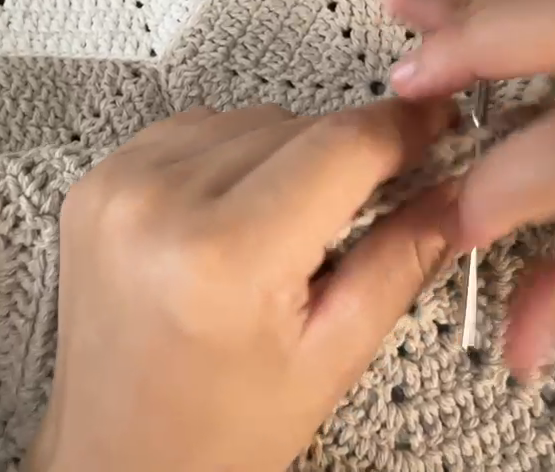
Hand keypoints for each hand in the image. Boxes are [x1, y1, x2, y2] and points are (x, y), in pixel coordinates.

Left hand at [28, 97, 457, 471]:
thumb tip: (456, 191)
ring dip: (285, 153)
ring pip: (252, 117)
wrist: (110, 459)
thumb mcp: (331, 357)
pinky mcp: (98, 176)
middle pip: (298, 124)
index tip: (435, 123)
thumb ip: (402, 259)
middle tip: (351, 213)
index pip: (341, 146)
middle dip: (343, 157)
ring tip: (278, 228)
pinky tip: (231, 210)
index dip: (400, 127)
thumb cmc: (218, 433)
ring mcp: (120, 182)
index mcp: (226, 257)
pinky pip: (199, 127)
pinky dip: (232, 154)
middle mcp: (161, 202)